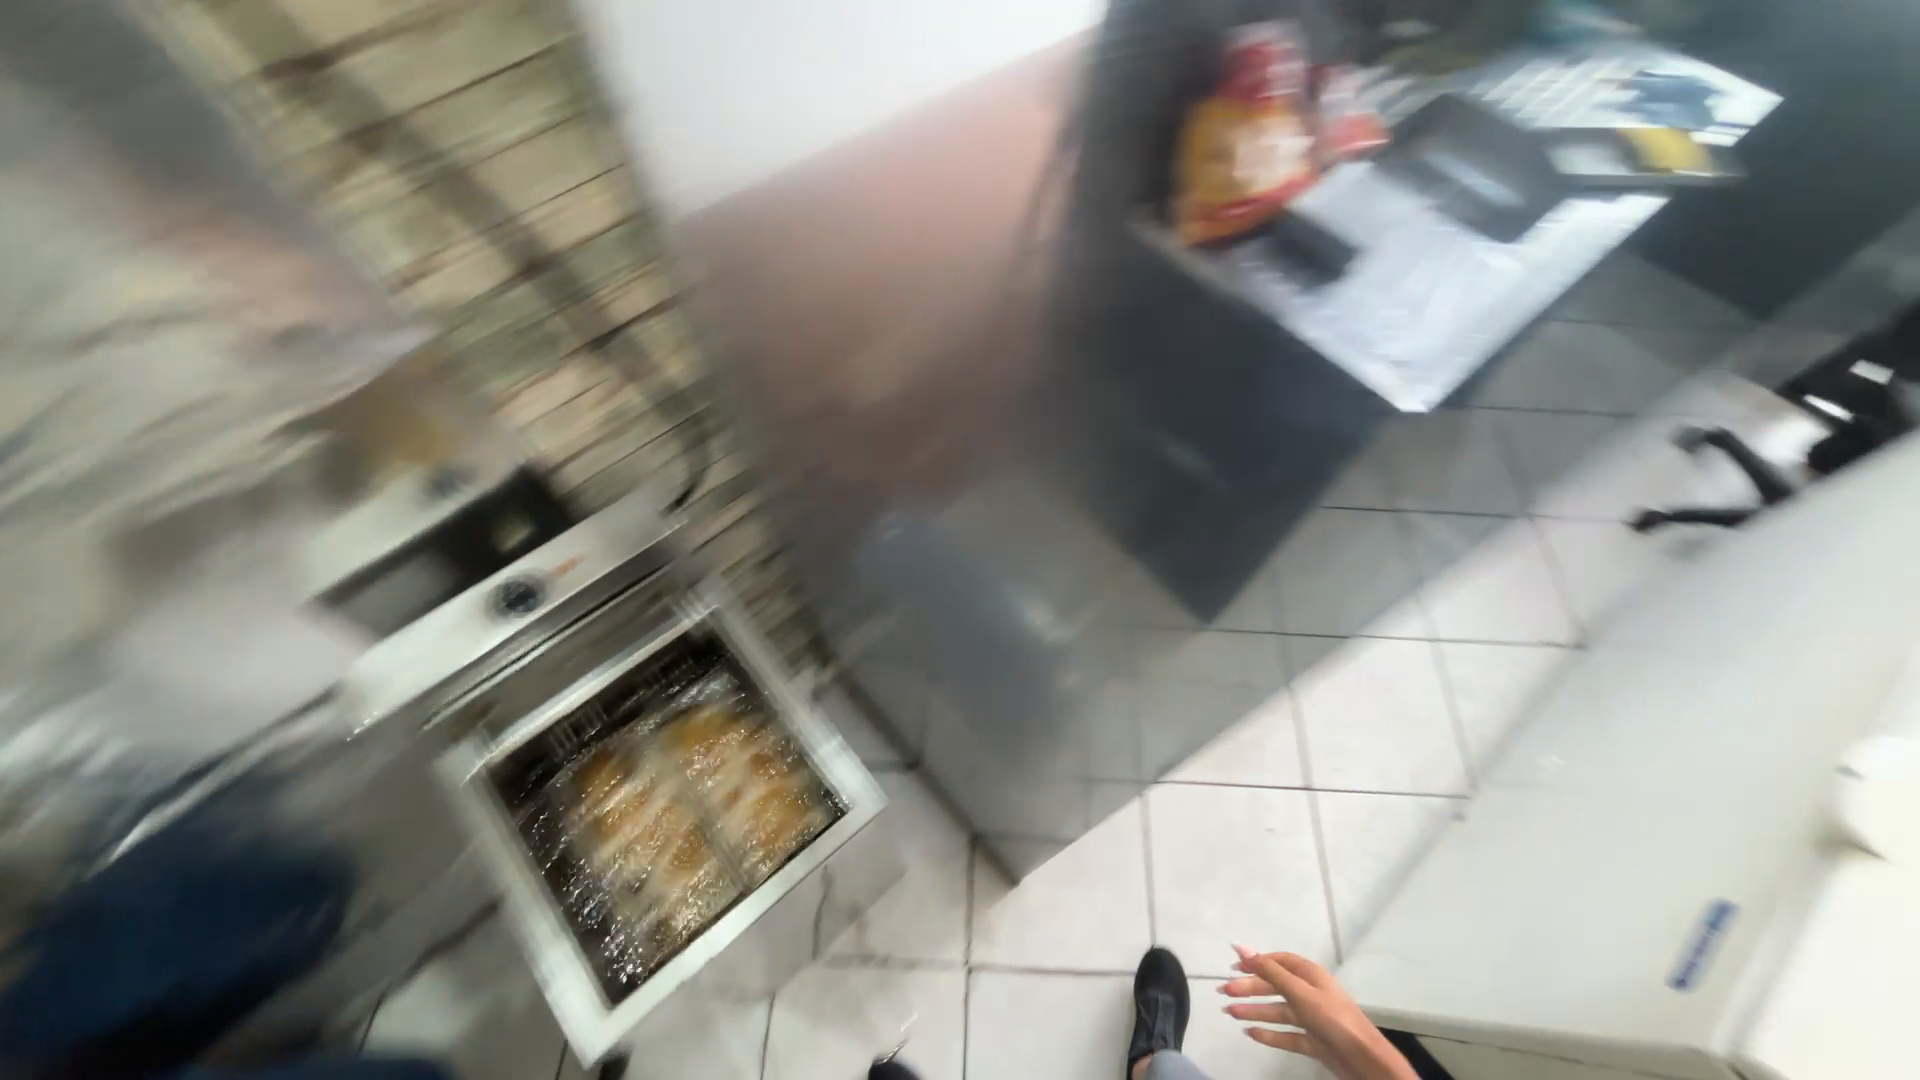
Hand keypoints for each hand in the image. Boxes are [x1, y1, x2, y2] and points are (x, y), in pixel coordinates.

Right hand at [1218, 944, 1417, 1079]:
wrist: (1367, 1063)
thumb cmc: (1334, 1020)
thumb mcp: (1300, 992)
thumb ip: (1269, 971)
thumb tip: (1240, 947)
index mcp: (1309, 975)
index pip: (1278, 962)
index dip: (1255, 962)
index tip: (1232, 967)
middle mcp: (1310, 993)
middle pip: (1274, 986)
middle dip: (1249, 988)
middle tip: (1223, 993)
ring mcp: (1312, 1019)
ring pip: (1277, 1011)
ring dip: (1253, 1011)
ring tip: (1229, 1014)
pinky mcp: (1314, 1042)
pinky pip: (1286, 1035)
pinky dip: (1268, 1034)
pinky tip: (1250, 1034)